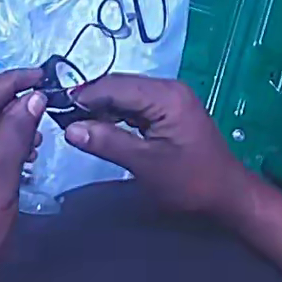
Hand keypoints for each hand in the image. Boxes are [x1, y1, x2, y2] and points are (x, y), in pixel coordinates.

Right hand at [63, 74, 257, 219]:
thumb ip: (108, 142)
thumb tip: (70, 128)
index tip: (54, 109)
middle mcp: (168, 89)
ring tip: (74, 124)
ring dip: (100, 108)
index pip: (114, 85)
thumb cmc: (191, 182)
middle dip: (90, 100)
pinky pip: (134, 106)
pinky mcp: (168, 111)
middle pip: (118, 86)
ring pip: (124, 95)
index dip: (84, 96)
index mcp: (166, 96)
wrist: (227, 196)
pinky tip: (97, 128)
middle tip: (60, 118)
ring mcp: (169, 99)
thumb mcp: (146, 164)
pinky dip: (114, 115)